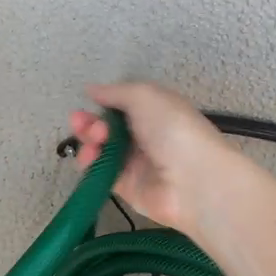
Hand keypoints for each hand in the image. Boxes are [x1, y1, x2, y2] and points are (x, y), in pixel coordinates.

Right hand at [68, 82, 240, 238]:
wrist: (194, 180)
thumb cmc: (172, 128)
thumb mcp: (144, 95)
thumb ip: (114, 92)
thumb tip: (91, 89)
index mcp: (152, 109)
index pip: (120, 103)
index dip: (103, 102)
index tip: (89, 101)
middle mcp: (143, 134)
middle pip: (107, 126)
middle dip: (90, 121)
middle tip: (81, 123)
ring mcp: (135, 161)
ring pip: (101, 148)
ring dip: (88, 141)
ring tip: (91, 142)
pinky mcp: (127, 187)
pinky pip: (102, 172)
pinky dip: (90, 164)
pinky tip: (86, 158)